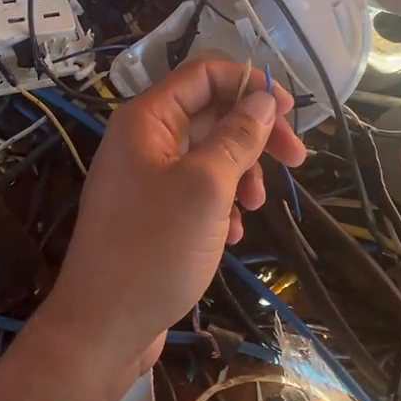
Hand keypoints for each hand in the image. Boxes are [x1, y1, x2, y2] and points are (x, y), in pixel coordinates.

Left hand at [37, 60, 307, 365]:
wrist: (104, 325)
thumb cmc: (154, 248)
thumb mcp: (206, 188)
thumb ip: (237, 137)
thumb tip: (264, 99)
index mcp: (146, 118)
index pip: (203, 75)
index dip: (249, 84)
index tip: (292, 111)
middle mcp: (142, 138)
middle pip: (209, 114)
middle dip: (253, 135)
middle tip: (297, 161)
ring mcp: (145, 175)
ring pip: (207, 154)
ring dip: (240, 174)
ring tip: (254, 208)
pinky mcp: (152, 210)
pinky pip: (196, 189)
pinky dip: (220, 204)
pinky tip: (231, 234)